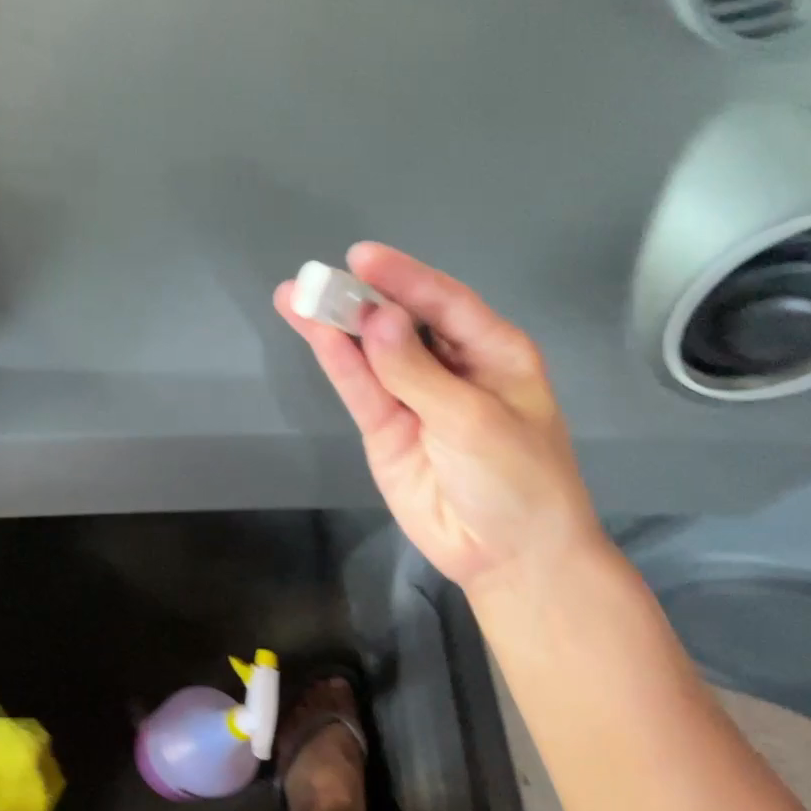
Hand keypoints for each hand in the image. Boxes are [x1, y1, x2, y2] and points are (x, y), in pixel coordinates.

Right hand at [276, 242, 605, 593]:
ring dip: (335, 326)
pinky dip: (337, 363)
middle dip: (362, 296)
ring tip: (294, 297)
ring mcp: (413, 399)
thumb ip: (416, 372)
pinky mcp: (384, 430)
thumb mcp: (473, 419)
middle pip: (401, 322)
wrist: (507, 553)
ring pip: (370, 354)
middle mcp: (451, 367)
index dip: (403, 278)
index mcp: (494, 353)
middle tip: (316, 276)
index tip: (361, 257)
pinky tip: (313, 335)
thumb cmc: (516, 478)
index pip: (444, 303)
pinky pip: (358, 390)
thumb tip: (373, 320)